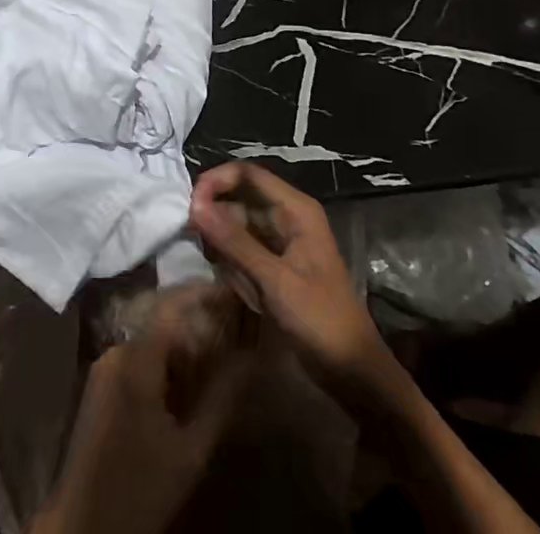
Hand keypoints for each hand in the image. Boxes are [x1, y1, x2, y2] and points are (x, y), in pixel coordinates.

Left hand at [33, 285, 251, 533]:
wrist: (82, 529)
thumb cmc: (139, 490)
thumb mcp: (192, 449)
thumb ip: (223, 396)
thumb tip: (252, 355)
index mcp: (135, 362)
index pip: (174, 306)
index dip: (206, 293)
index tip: (237, 291)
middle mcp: (115, 353)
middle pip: (166, 324)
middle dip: (201, 329)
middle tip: (236, 342)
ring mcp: (104, 368)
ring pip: (154, 342)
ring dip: (185, 351)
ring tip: (217, 370)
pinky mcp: (100, 385)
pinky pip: (139, 359)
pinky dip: (166, 366)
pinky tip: (186, 391)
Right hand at [189, 162, 392, 395]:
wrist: (349, 365)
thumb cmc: (319, 318)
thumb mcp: (274, 280)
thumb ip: (235, 242)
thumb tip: (196, 205)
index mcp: (296, 209)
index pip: (248, 174)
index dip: (217, 181)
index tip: (190, 206)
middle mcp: (287, 216)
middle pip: (240, 197)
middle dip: (216, 217)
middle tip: (200, 246)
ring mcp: (280, 240)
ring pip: (237, 225)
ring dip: (224, 246)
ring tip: (231, 276)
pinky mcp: (273, 263)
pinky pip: (242, 249)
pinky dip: (232, 262)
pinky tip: (239, 286)